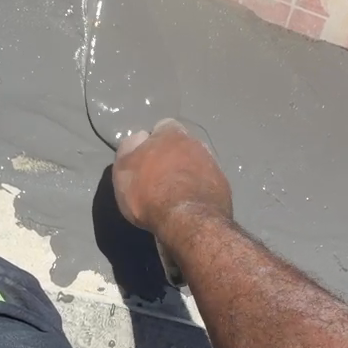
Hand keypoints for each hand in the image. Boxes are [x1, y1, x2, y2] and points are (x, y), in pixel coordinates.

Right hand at [112, 119, 232, 240]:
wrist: (187, 221)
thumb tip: (139, 138)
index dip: (154, 141)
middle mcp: (196, 143)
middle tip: (159, 178)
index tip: (146, 158)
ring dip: (187, 174)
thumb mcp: (124, 169)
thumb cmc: (149, 193)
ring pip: (197, 163)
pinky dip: (198, 190)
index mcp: (170, 134)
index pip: (163, 126)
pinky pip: (207, 183)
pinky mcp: (223, 186)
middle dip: (173, 157)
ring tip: (175, 194)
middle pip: (183, 145)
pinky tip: (189, 205)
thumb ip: (129, 148)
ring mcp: (213, 164)